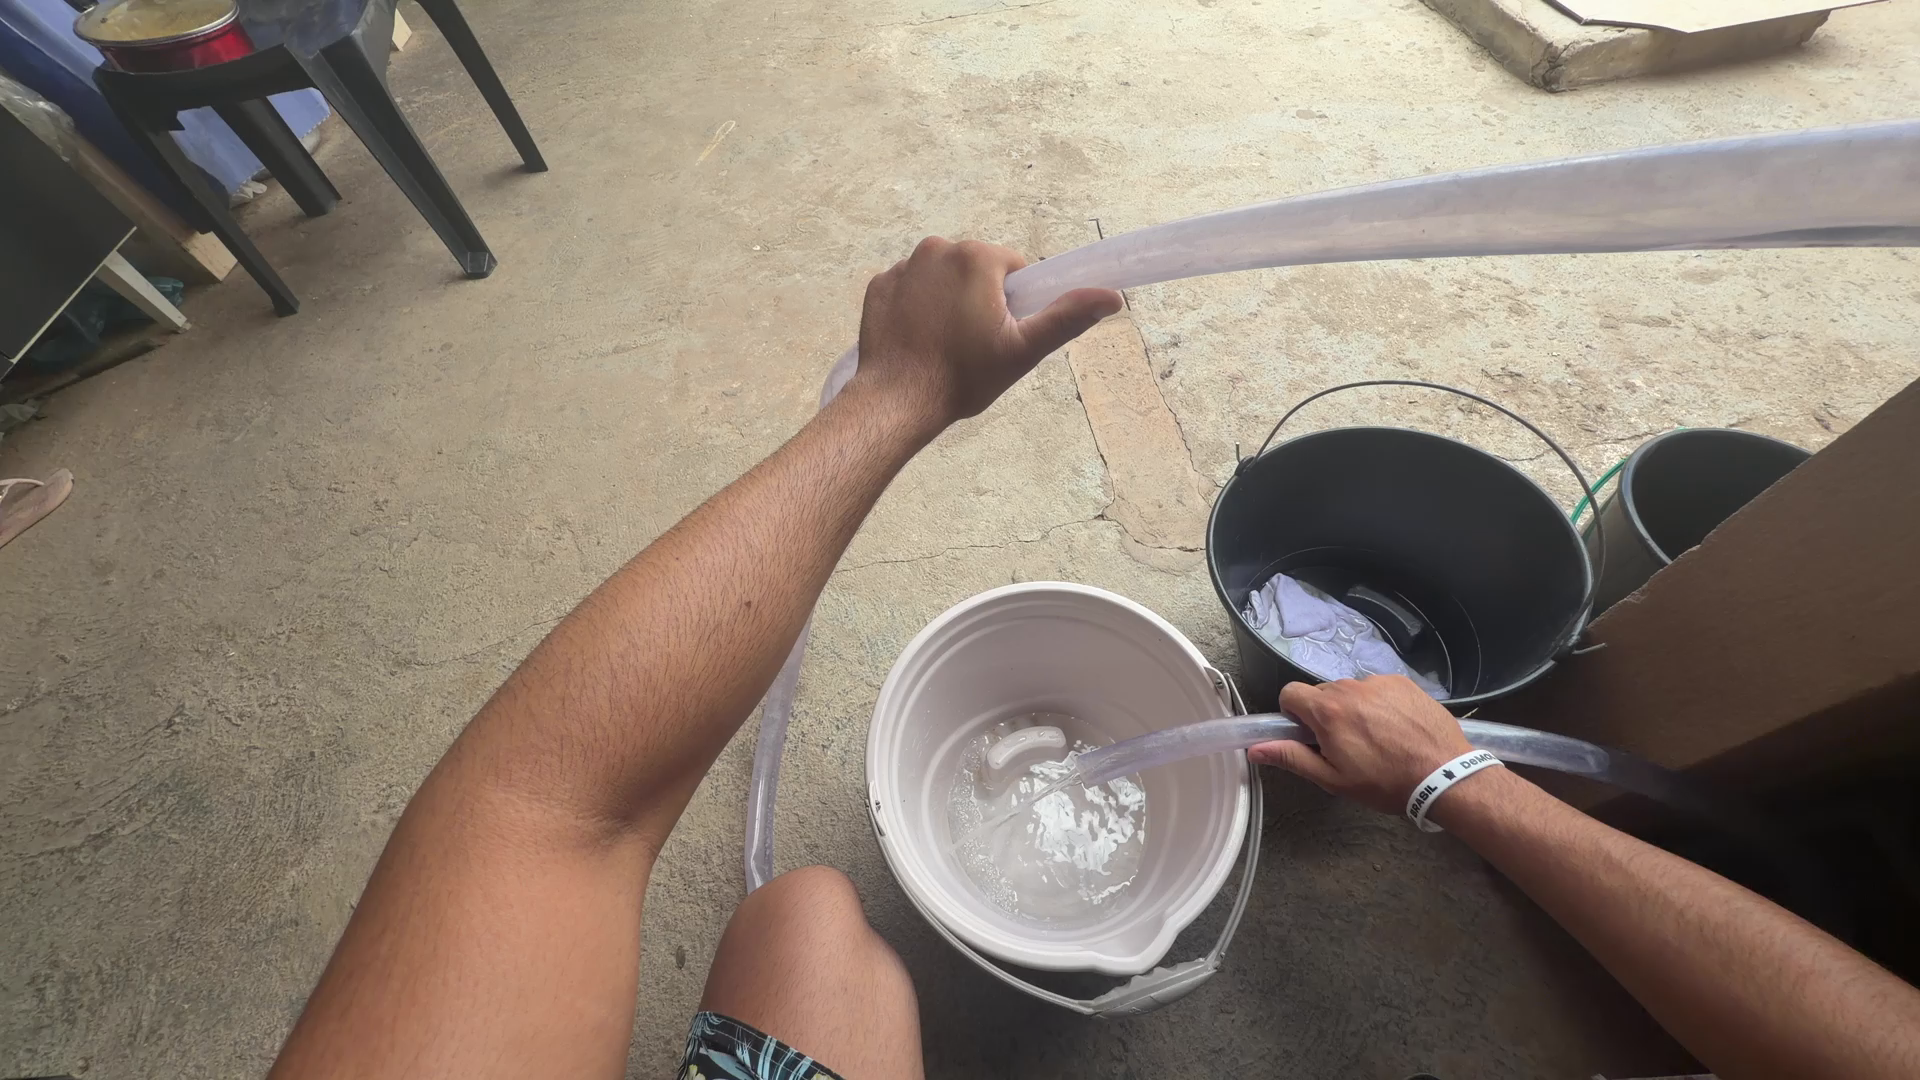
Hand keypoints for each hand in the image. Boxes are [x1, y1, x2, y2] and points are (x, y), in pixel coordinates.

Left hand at [849, 237, 1122, 434]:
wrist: (897, 401)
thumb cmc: (962, 378)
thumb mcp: (1022, 351)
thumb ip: (1065, 318)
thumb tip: (1112, 297)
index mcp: (976, 257)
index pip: (1012, 267)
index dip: (1013, 301)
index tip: (1001, 332)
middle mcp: (937, 249)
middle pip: (975, 269)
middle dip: (979, 298)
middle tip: (974, 343)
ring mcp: (902, 267)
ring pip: (941, 276)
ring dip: (948, 300)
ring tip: (945, 344)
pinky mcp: (878, 286)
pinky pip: (909, 288)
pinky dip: (916, 307)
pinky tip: (919, 339)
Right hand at [1248, 676, 1474, 815]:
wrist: (1446, 776)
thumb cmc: (1386, 782)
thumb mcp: (1333, 779)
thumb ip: (1291, 757)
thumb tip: (1254, 749)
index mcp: (1326, 710)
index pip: (1289, 693)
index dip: (1293, 713)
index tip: (1309, 733)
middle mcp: (1348, 688)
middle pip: (1321, 693)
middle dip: (1325, 713)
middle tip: (1346, 743)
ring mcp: (1377, 682)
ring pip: (1350, 690)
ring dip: (1353, 707)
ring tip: (1377, 737)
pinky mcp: (1402, 683)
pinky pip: (1377, 688)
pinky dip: (1379, 702)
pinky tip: (1396, 726)